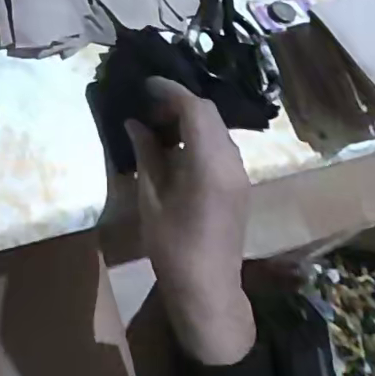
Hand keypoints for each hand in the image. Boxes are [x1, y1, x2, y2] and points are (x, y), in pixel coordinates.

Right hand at [124, 77, 254, 364]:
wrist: (208, 290)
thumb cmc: (172, 247)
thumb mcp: (151, 198)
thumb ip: (146, 154)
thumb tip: (134, 123)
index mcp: (209, 164)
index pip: (194, 109)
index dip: (170, 91)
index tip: (146, 84)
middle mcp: (231, 162)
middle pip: (209, 113)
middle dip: (178, 102)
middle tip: (147, 106)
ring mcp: (239, 173)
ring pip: (216, 127)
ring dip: (190, 118)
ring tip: (157, 126)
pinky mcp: (239, 184)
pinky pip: (220, 145)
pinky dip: (199, 135)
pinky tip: (175, 147)